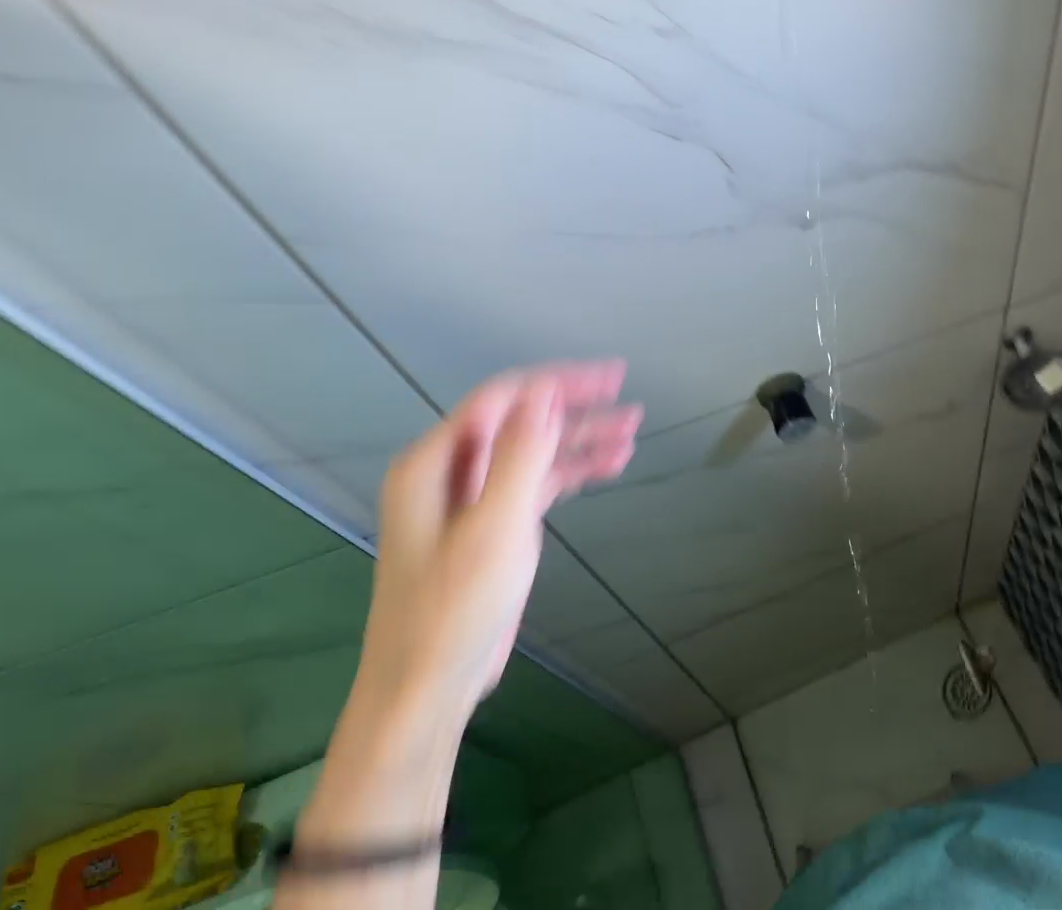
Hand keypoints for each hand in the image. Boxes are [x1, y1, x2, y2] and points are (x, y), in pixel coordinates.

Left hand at [356, 361, 641, 719]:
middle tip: (629, 401)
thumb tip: (543, 396)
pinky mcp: (492, 527)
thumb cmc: (454, 608)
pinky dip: (571, 473)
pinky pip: (536, 484)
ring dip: (581, 441)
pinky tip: (609, 466)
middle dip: (576, 409)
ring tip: (632, 432)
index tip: (610, 378)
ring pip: (534, 453)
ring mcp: (471, 501)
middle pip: (521, 422)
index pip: (502, 400)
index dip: (558, 384)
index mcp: (433, 464)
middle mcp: (449, 473)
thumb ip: (519, 457)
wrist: (429, 683)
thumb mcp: (494, 528)